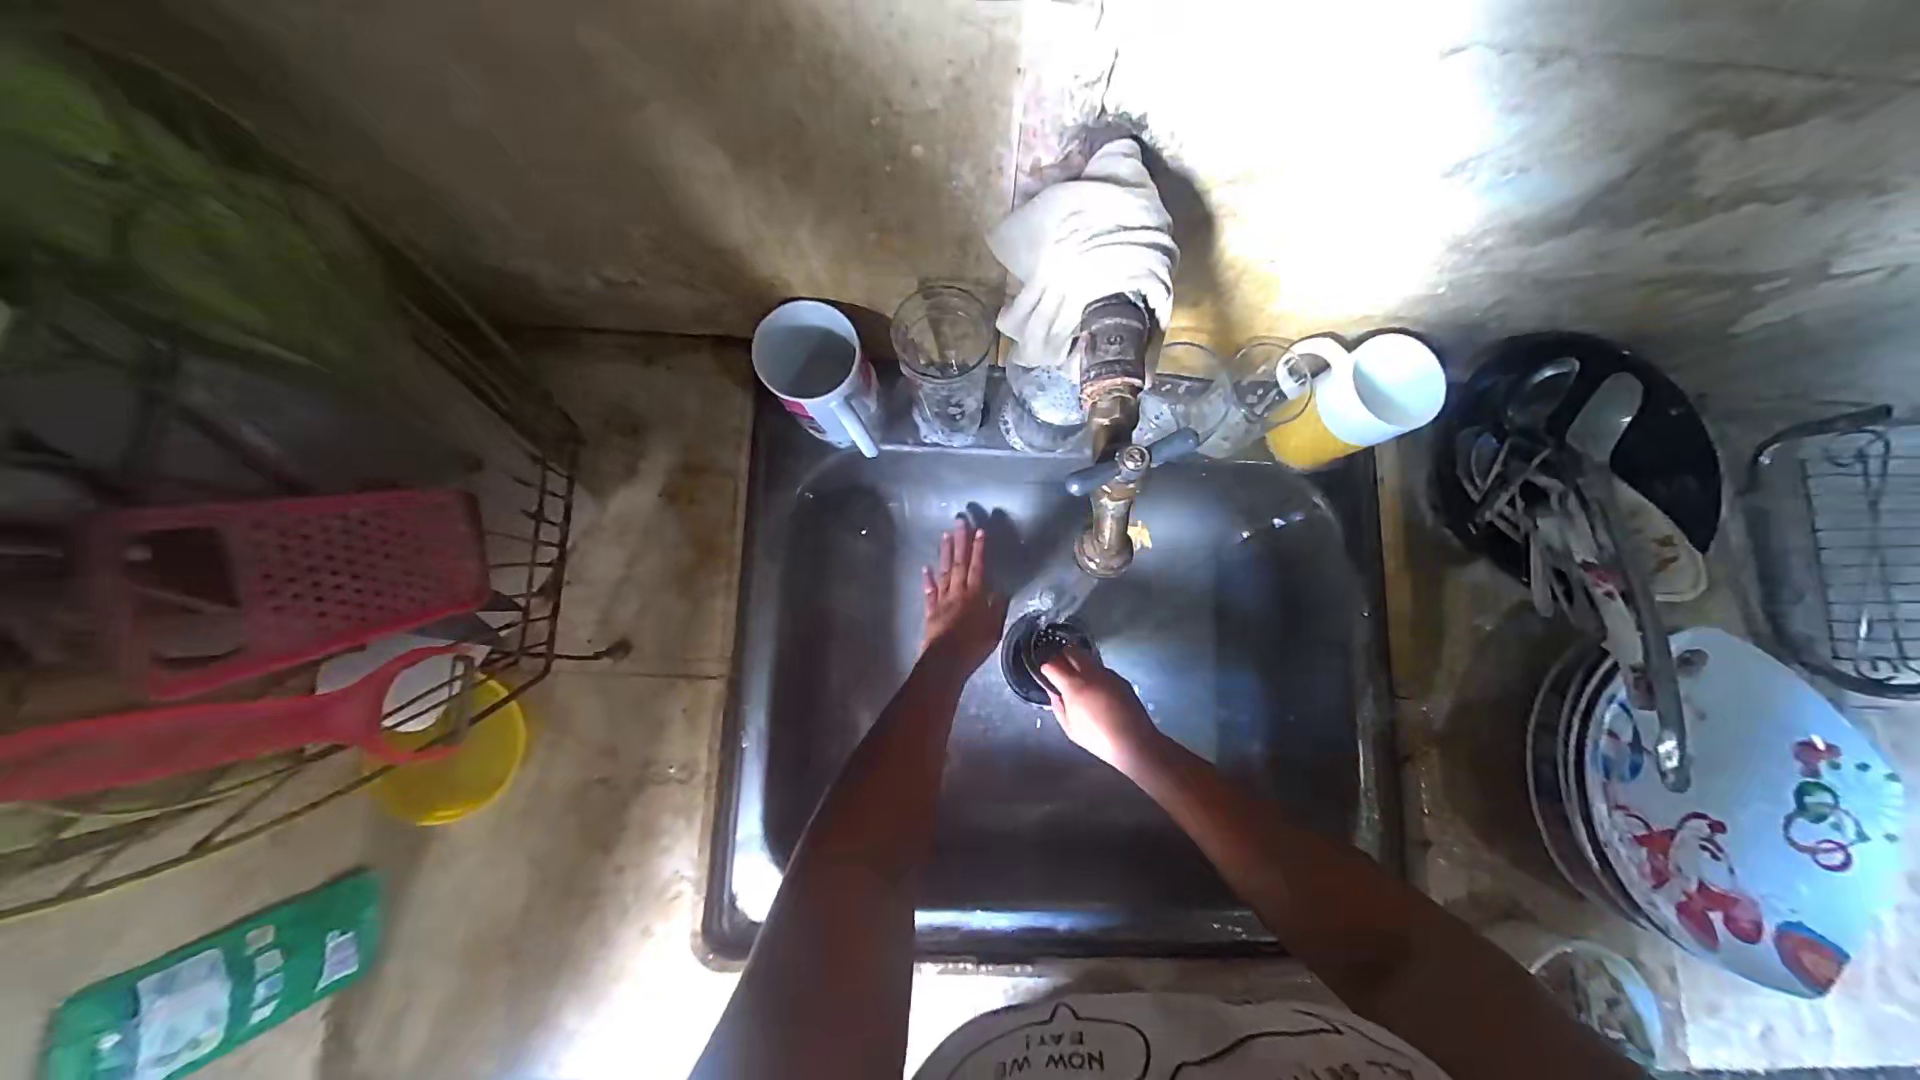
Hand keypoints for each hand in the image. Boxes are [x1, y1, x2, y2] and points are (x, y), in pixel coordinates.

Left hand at [920, 522, 1008, 673]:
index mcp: (975, 595)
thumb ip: (997, 609)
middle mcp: (958, 592)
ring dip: (945, 552)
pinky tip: (926, 567)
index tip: (979, 531)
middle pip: (959, 563)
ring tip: (945, 534)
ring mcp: (942, 600)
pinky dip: (927, 579)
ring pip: (944, 572)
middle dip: (960, 541)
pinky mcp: (931, 611)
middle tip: (959, 521)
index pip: (978, 566)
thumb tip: (1000, 592)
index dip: (979, 548)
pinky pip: (929, 592)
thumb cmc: (974, 647)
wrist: (946, 661)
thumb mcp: (994, 629)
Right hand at [1039, 646, 1161, 769]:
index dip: (1046, 668)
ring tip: (1078, 679)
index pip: (1052, 665)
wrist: (1133, 740)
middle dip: (1061, 656)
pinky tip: (1096, 690)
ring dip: (1079, 662)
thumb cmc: (1098, 738)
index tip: (1046, 673)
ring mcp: (1107, 674)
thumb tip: (1055, 695)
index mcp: (1073, 685)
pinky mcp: (1119, 679)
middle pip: (1071, 650)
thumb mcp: (1070, 728)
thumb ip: (1058, 707)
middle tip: (1059, 668)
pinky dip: (1094, 673)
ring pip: (1087, 657)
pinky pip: (1102, 669)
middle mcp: (1090, 674)